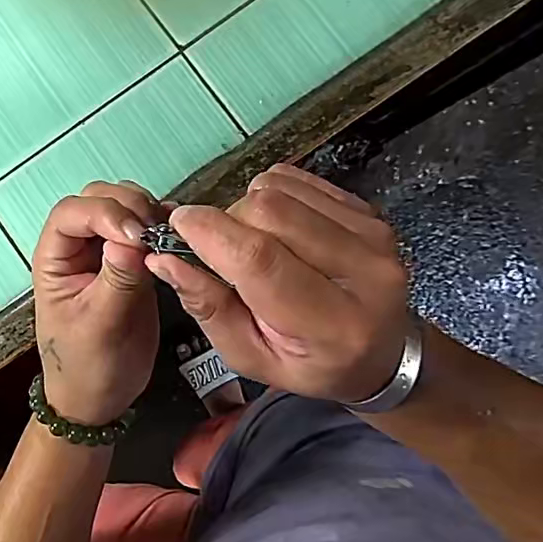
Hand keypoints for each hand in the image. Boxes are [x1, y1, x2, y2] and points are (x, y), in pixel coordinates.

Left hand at [31, 181, 162, 425]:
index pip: (71, 213)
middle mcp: (76, 247)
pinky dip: (161, 227)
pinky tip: (177, 239)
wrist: (98, 399)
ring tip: (169, 235)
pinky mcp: (130, 262)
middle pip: (97, 199)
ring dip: (146, 212)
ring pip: (122, 208)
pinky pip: (143, 231)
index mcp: (54, 259)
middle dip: (128, 206)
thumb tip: (131, 240)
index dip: (103, 214)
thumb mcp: (101, 327)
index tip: (136, 236)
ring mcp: (103, 251)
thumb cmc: (87, 366)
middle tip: (158, 230)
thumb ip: (117, 281)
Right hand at [144, 164, 410, 403]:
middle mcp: (362, 272)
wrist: (382, 352)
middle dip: (224, 221)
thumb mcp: (247, 354)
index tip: (176, 228)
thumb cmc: (306, 361)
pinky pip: (294, 180)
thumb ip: (205, 306)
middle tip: (219, 248)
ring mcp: (371, 236)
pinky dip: (268, 195)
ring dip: (245, 207)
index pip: (259, 258)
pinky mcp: (367, 211)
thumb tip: (161, 259)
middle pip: (266, 211)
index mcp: (329, 323)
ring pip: (276, 190)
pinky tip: (274, 227)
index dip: (207, 232)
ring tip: (251, 240)